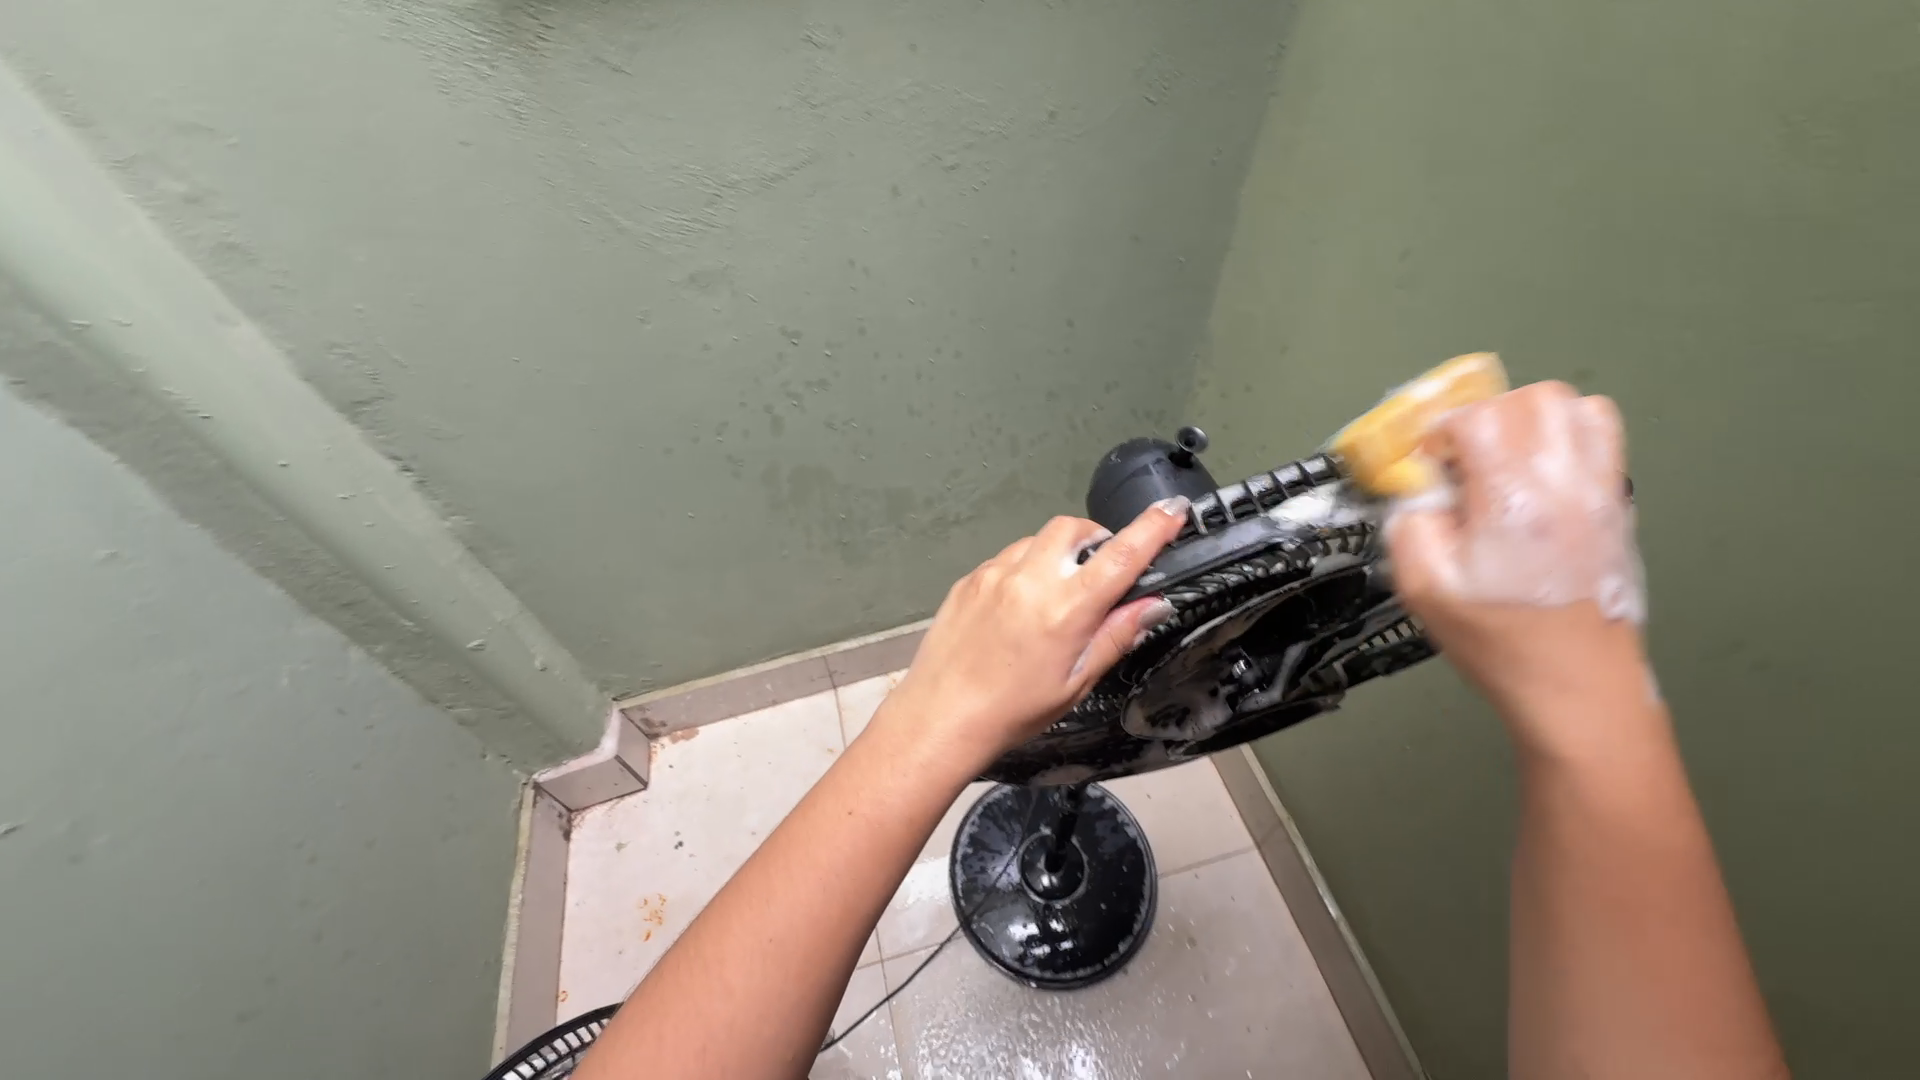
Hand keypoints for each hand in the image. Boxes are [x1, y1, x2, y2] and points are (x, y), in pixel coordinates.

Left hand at [870, 500, 1187, 776]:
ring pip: (1036, 541)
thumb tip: (1153, 604)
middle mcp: (1030, 579)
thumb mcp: (1076, 682)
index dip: (1153, 528)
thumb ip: (1116, 636)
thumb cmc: (1014, 710)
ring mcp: (994, 574)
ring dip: (1056, 555)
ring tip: (1054, 595)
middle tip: (1098, 570)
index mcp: (1066, 609)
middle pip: (1072, 528)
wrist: (939, 717)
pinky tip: (1019, 606)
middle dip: (1094, 538)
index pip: (1121, 555)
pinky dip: (1024, 569)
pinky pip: (1006, 558)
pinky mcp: (968, 579)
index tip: (1173, 508)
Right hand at [1388, 382, 1652, 750]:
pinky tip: (1535, 479)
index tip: (1431, 469)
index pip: (1481, 418)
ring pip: (1576, 406)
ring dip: (1528, 420)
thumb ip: (1409, 524)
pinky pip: (1601, 436)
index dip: (1443, 433)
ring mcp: (1602, 491)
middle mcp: (1566, 484)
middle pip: (1533, 398)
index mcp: (1514, 503)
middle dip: (1485, 417)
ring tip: (1502, 462)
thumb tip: (1421, 490)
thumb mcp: (1422, 587)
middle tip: (1464, 462)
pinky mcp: (1618, 504)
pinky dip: (1563, 436)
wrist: (1576, 684)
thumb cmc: (1495, 639)